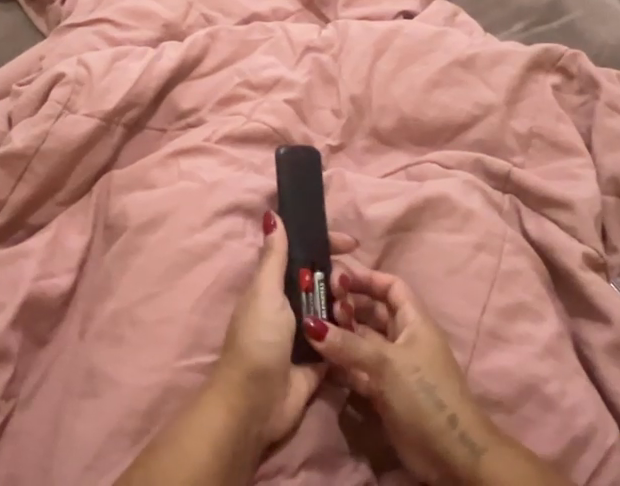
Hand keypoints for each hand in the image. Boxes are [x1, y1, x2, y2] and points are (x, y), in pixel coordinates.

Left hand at [212, 212, 356, 443]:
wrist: (256, 405)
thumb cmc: (257, 342)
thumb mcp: (265, 294)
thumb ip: (273, 257)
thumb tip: (272, 215)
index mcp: (275, 287)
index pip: (305, 257)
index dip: (327, 247)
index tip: (351, 244)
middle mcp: (292, 306)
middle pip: (325, 282)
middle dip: (341, 279)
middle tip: (349, 286)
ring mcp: (308, 334)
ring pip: (337, 309)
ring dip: (347, 306)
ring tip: (350, 312)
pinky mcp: (322, 359)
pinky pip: (342, 339)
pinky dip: (351, 332)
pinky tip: (363, 329)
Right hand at [305, 268, 567, 485]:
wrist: (449, 453)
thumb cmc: (426, 394)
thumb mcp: (388, 364)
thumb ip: (349, 344)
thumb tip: (310, 324)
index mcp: (414, 321)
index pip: (391, 286)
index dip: (366, 278)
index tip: (336, 277)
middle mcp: (403, 338)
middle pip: (373, 312)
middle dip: (348, 305)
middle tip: (317, 303)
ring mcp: (393, 366)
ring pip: (362, 340)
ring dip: (340, 334)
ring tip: (311, 326)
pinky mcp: (383, 391)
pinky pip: (357, 368)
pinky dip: (340, 362)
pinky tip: (318, 358)